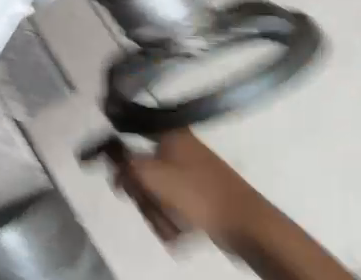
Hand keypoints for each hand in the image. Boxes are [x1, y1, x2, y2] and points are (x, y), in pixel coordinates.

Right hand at [107, 130, 269, 250]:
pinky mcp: (200, 198)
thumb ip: (122, 165)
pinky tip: (180, 233)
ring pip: (155, 190)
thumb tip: (110, 162)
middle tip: (146, 202)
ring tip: (169, 224)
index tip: (110, 168)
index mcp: (168, 133)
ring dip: (156, 211)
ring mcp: (191, 174)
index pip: (128, 127)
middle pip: (139, 166)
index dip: (114, 147)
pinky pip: (173, 205)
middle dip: (141, 193)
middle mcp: (178, 149)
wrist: (250, 227)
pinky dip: (171, 220)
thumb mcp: (149, 174)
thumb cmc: (197, 192)